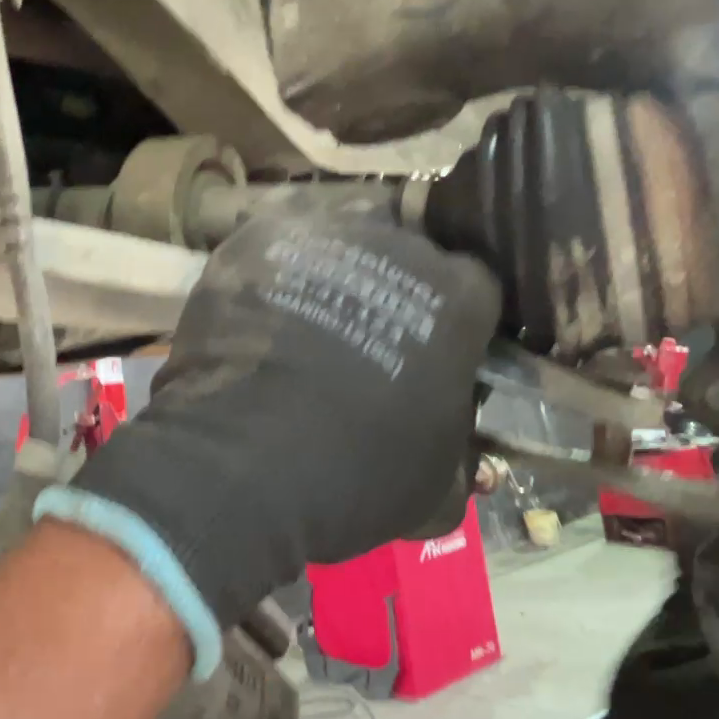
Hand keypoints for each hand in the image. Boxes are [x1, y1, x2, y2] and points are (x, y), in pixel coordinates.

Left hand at [37, 213, 500, 655]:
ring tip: (307, 312)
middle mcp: (397, 245)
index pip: (472, 288)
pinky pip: (276, 245)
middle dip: (393, 281)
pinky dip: (274, 271)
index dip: (451, 321)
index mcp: (458, 296)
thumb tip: (455, 449)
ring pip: (340, 234)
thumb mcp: (437, 484)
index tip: (430, 351)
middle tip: (364, 328)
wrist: (246, 460)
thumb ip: (457, 447)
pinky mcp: (254, 239)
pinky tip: (259, 308)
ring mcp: (321, 233)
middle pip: (406, 248)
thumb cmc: (358, 474)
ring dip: (334, 264)